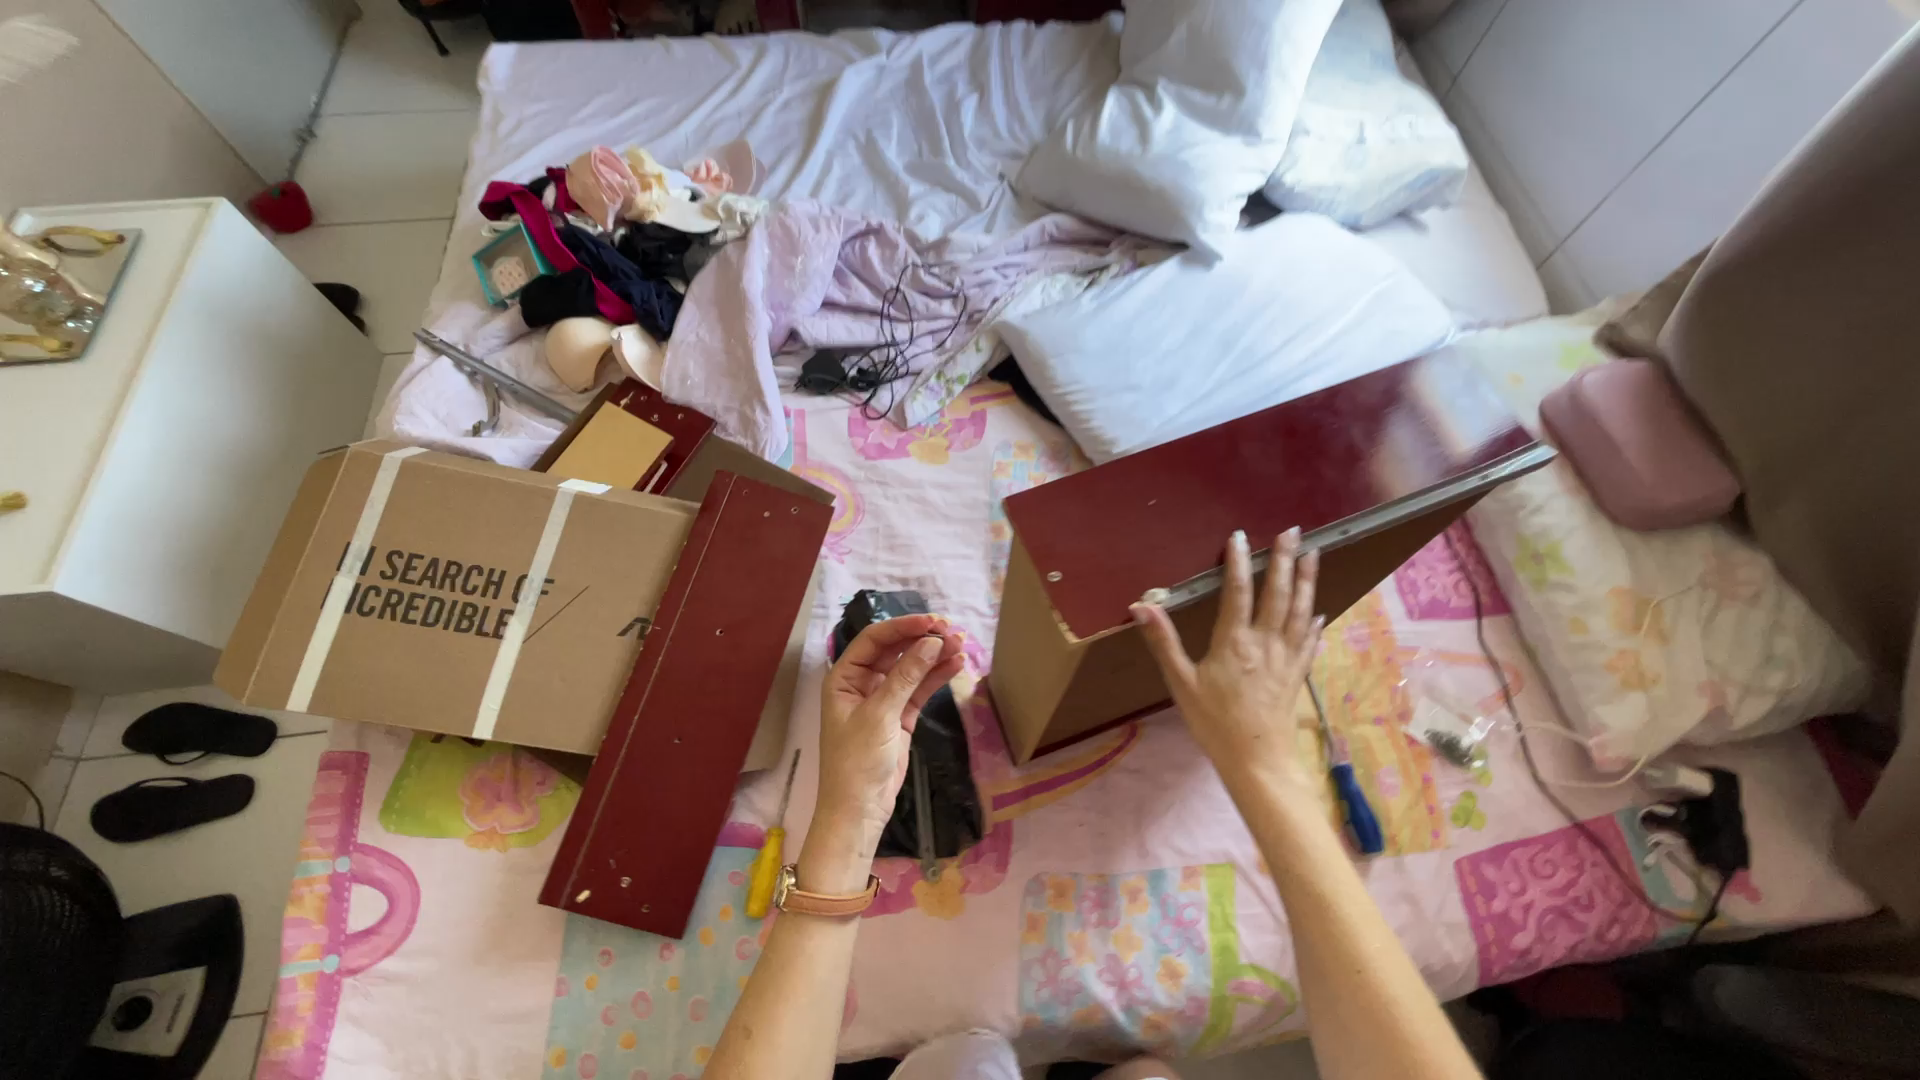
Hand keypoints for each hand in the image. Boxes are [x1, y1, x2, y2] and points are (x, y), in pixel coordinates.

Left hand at [815, 614, 964, 854]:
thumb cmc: (857, 760)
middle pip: (895, 650)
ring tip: (962, 644)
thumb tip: (931, 642)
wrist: (859, 810)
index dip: (903, 626)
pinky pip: (920, 689)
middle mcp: (862, 682)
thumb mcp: (880, 714)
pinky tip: (957, 664)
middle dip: (922, 639)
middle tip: (952, 631)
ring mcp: (883, 699)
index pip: (874, 640)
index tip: (932, 622)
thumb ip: (906, 676)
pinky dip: (937, 677)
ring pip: (911, 668)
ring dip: (934, 656)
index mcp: (844, 677)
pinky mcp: (901, 715)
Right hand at [1131, 528, 1323, 790]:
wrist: (1257, 760)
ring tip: (1313, 554)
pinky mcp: (1297, 675)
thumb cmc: (1214, 722)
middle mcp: (1265, 643)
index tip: (1239, 536)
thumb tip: (1141, 606)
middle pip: (1277, 594)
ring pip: (1300, 611)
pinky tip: (1318, 610)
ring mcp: (1286, 658)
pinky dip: (1314, 621)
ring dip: (1307, 580)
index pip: (1237, 592)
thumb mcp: (1181, 682)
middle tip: (1292, 532)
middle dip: (1284, 560)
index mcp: (1234, 642)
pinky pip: (1309, 640)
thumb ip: (1163, 642)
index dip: (1238, 562)